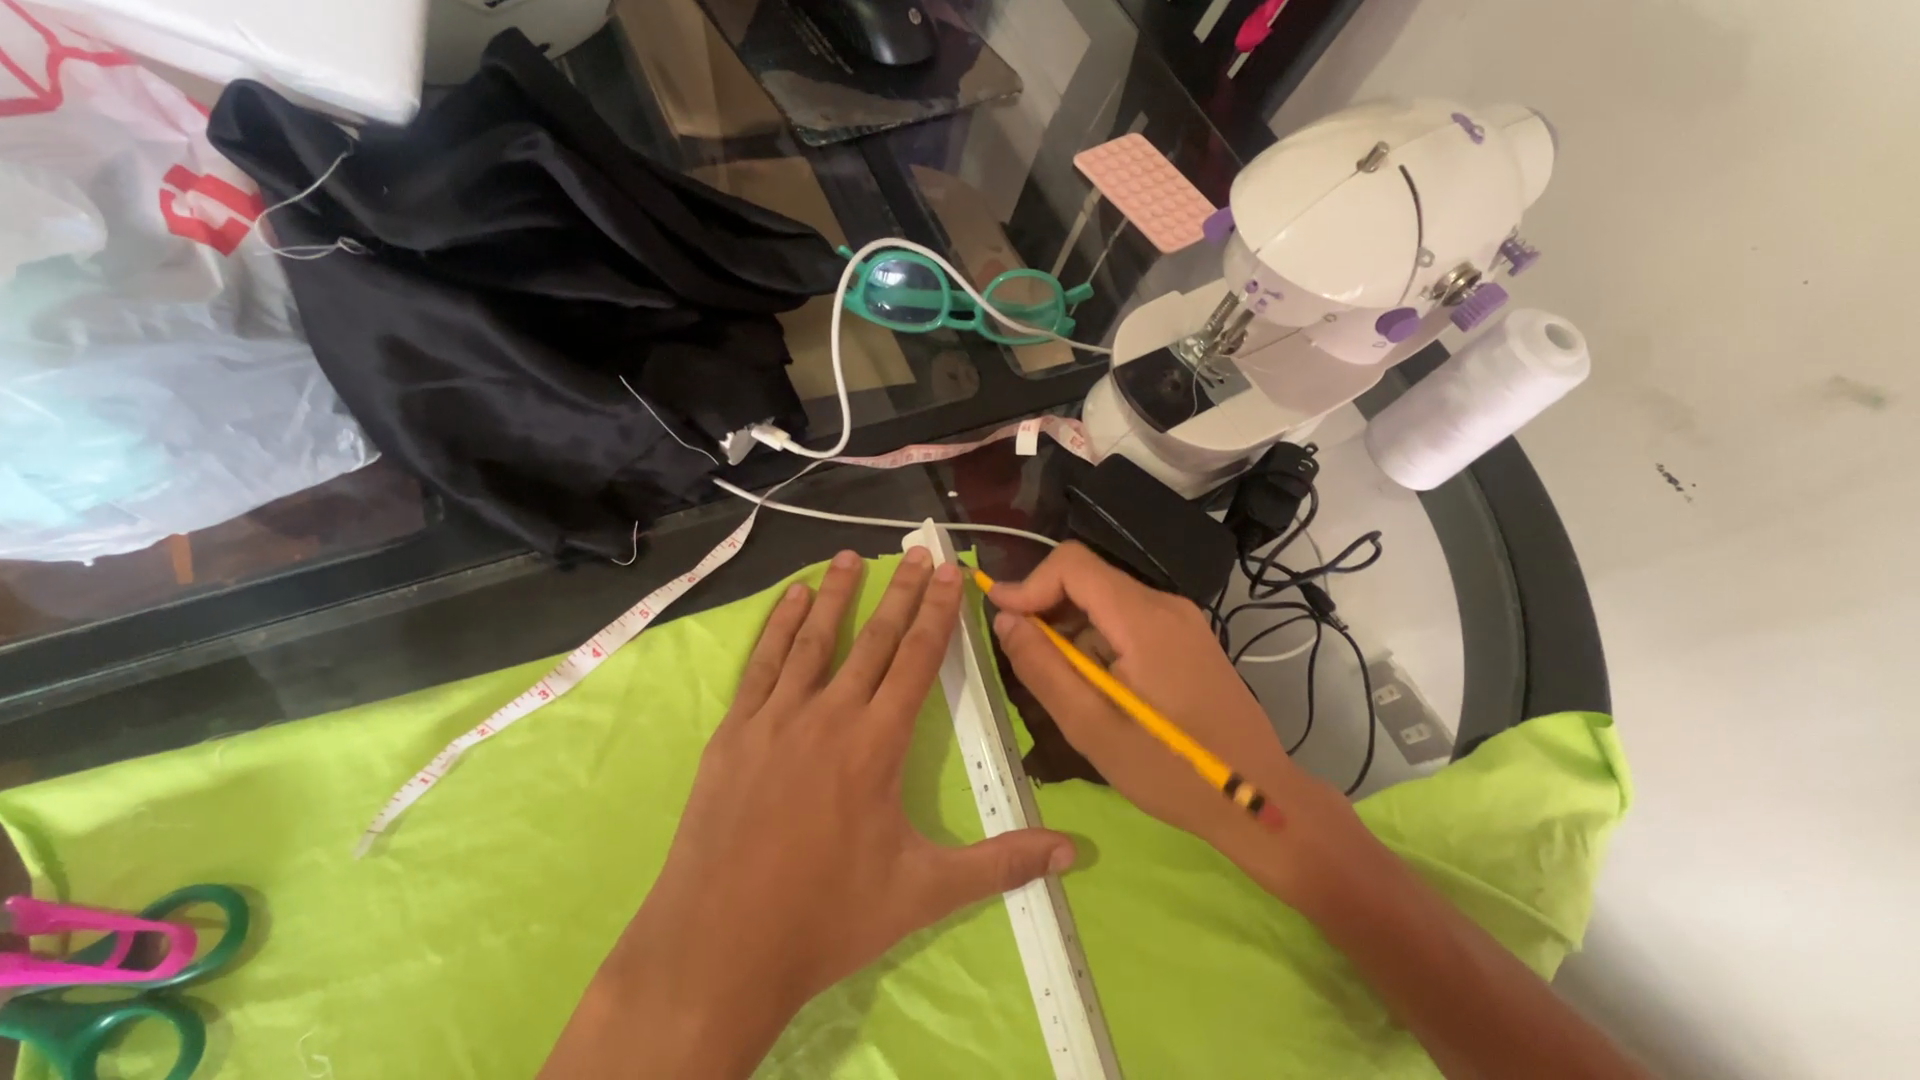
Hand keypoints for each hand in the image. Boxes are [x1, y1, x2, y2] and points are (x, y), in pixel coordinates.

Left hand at [544, 549, 1074, 1078]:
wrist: (721, 946)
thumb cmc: (829, 919)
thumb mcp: (925, 893)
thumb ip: (1001, 864)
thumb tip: (1075, 851)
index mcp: (876, 745)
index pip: (917, 660)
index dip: (938, 613)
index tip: (950, 572)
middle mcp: (828, 716)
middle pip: (872, 639)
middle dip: (899, 592)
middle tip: (915, 550)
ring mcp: (774, 720)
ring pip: (813, 640)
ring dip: (835, 595)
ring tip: (849, 556)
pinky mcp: (733, 733)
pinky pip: (761, 664)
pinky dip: (779, 627)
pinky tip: (790, 602)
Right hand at [987, 542, 1371, 915]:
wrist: (1258, 800)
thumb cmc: (1171, 770)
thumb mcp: (1092, 727)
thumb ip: (1043, 668)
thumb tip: (1007, 619)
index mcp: (1144, 619)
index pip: (1073, 564)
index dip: (1029, 583)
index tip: (999, 618)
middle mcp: (1166, 606)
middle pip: (1090, 578)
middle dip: (1046, 607)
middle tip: (1022, 656)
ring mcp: (1183, 622)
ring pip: (1108, 600)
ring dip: (1071, 627)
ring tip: (1056, 678)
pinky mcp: (1189, 641)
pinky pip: (1130, 621)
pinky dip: (1098, 639)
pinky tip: (1093, 685)